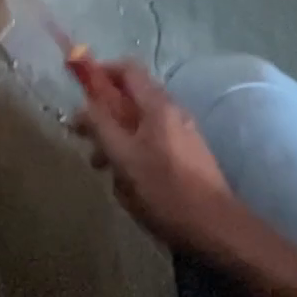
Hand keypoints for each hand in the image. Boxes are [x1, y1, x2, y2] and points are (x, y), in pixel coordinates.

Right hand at [72, 58, 241, 252]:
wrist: (216, 228)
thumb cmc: (164, 188)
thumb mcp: (122, 157)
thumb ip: (100, 126)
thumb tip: (82, 106)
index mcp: (157, 104)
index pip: (127, 69)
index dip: (101, 71)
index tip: (80, 88)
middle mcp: (173, 110)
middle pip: (132, 97)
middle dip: (105, 113)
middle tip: (85, 136)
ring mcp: (184, 133)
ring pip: (141, 123)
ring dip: (118, 137)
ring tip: (102, 165)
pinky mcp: (189, 155)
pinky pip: (154, 141)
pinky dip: (135, 150)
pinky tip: (128, 180)